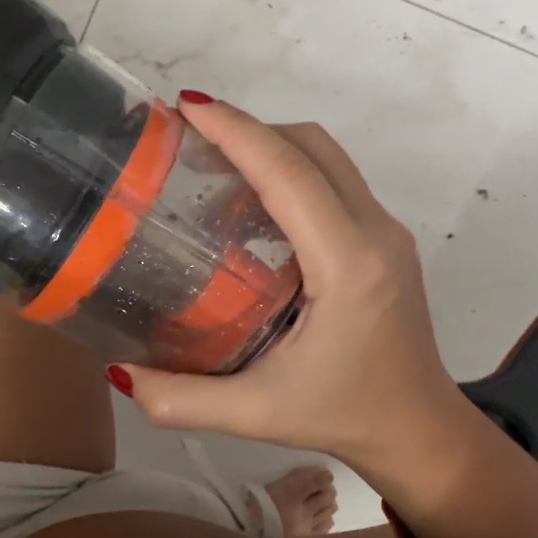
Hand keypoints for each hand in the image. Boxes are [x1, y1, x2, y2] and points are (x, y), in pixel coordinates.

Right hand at [115, 100, 476, 475]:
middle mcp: (375, 232)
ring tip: (206, 174)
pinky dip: (287, 174)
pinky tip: (244, 214)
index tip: (186, 107)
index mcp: (348, 264)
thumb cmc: (343, 416)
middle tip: (184, 143)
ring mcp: (386, 233)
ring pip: (325, 158)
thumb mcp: (254, 414)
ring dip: (268, 149)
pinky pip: (332, 181)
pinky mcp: (383, 242)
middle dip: (246, 130)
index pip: (289, 172)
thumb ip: (180, 399)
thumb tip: (117, 371)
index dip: (236, 131)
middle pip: (310, 146)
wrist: (419, 430)